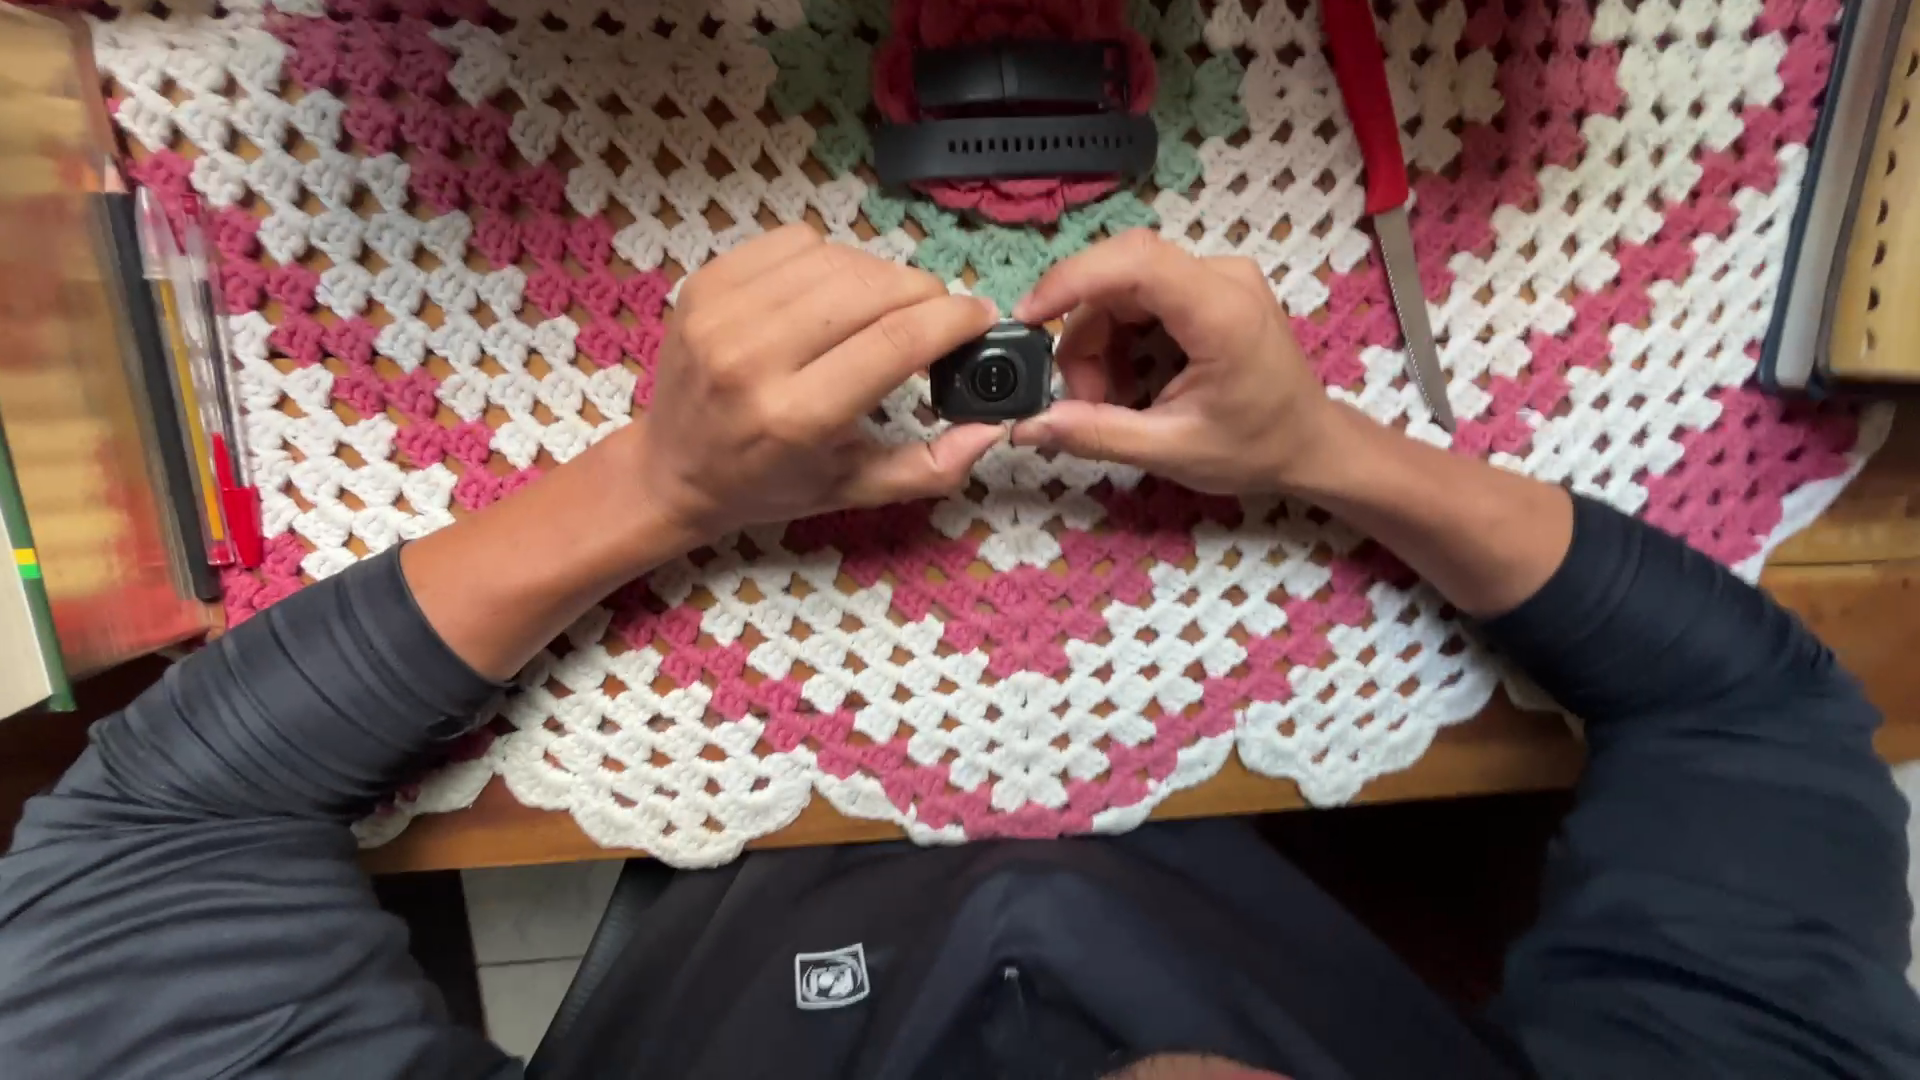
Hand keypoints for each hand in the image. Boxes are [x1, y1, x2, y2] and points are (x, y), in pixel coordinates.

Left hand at [630, 225, 1003, 539]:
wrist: (669, 468)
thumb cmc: (768, 486)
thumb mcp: (852, 491)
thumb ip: (928, 468)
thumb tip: (992, 427)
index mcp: (795, 417)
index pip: (894, 342)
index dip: (952, 320)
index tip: (982, 317)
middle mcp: (754, 356)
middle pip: (871, 289)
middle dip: (926, 293)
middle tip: (941, 317)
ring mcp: (723, 310)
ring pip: (838, 257)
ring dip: (883, 275)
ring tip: (890, 308)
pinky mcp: (706, 280)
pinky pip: (796, 242)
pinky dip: (834, 258)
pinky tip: (835, 293)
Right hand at [1008, 230, 1342, 494]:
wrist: (1309, 443)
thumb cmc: (1252, 449)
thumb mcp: (1169, 450)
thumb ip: (1096, 434)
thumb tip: (1026, 426)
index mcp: (1221, 312)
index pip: (1135, 262)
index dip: (1072, 280)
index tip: (1028, 319)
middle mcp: (1220, 276)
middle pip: (1119, 277)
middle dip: (1081, 334)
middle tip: (1079, 396)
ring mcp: (1215, 277)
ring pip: (1122, 289)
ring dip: (1096, 343)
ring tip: (1105, 400)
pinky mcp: (1207, 288)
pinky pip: (1138, 298)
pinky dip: (1116, 339)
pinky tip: (1125, 382)